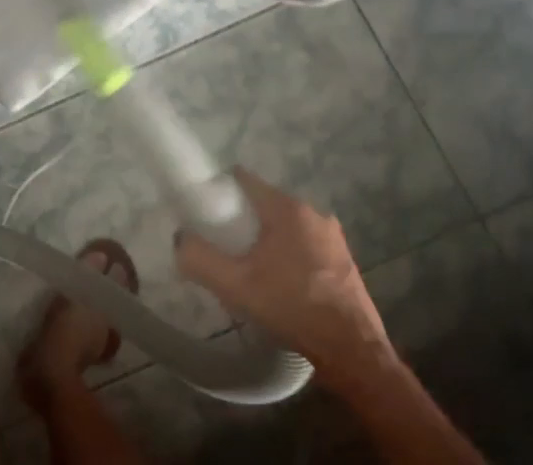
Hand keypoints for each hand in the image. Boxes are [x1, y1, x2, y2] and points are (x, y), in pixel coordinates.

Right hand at [175, 169, 396, 391]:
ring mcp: (333, 238)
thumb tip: (180, 238)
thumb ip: (198, 257)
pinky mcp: (343, 260)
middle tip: (222, 247)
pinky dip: (285, 254)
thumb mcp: (234, 284)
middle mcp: (314, 214)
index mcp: (288, 209)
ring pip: (283, 225)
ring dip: (263, 239)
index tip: (202, 212)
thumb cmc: (292, 308)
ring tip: (247, 269)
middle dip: (239, 220)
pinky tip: (277, 283)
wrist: (352, 352)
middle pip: (262, 204)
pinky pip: (302, 244)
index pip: (243, 180)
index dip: (217, 191)